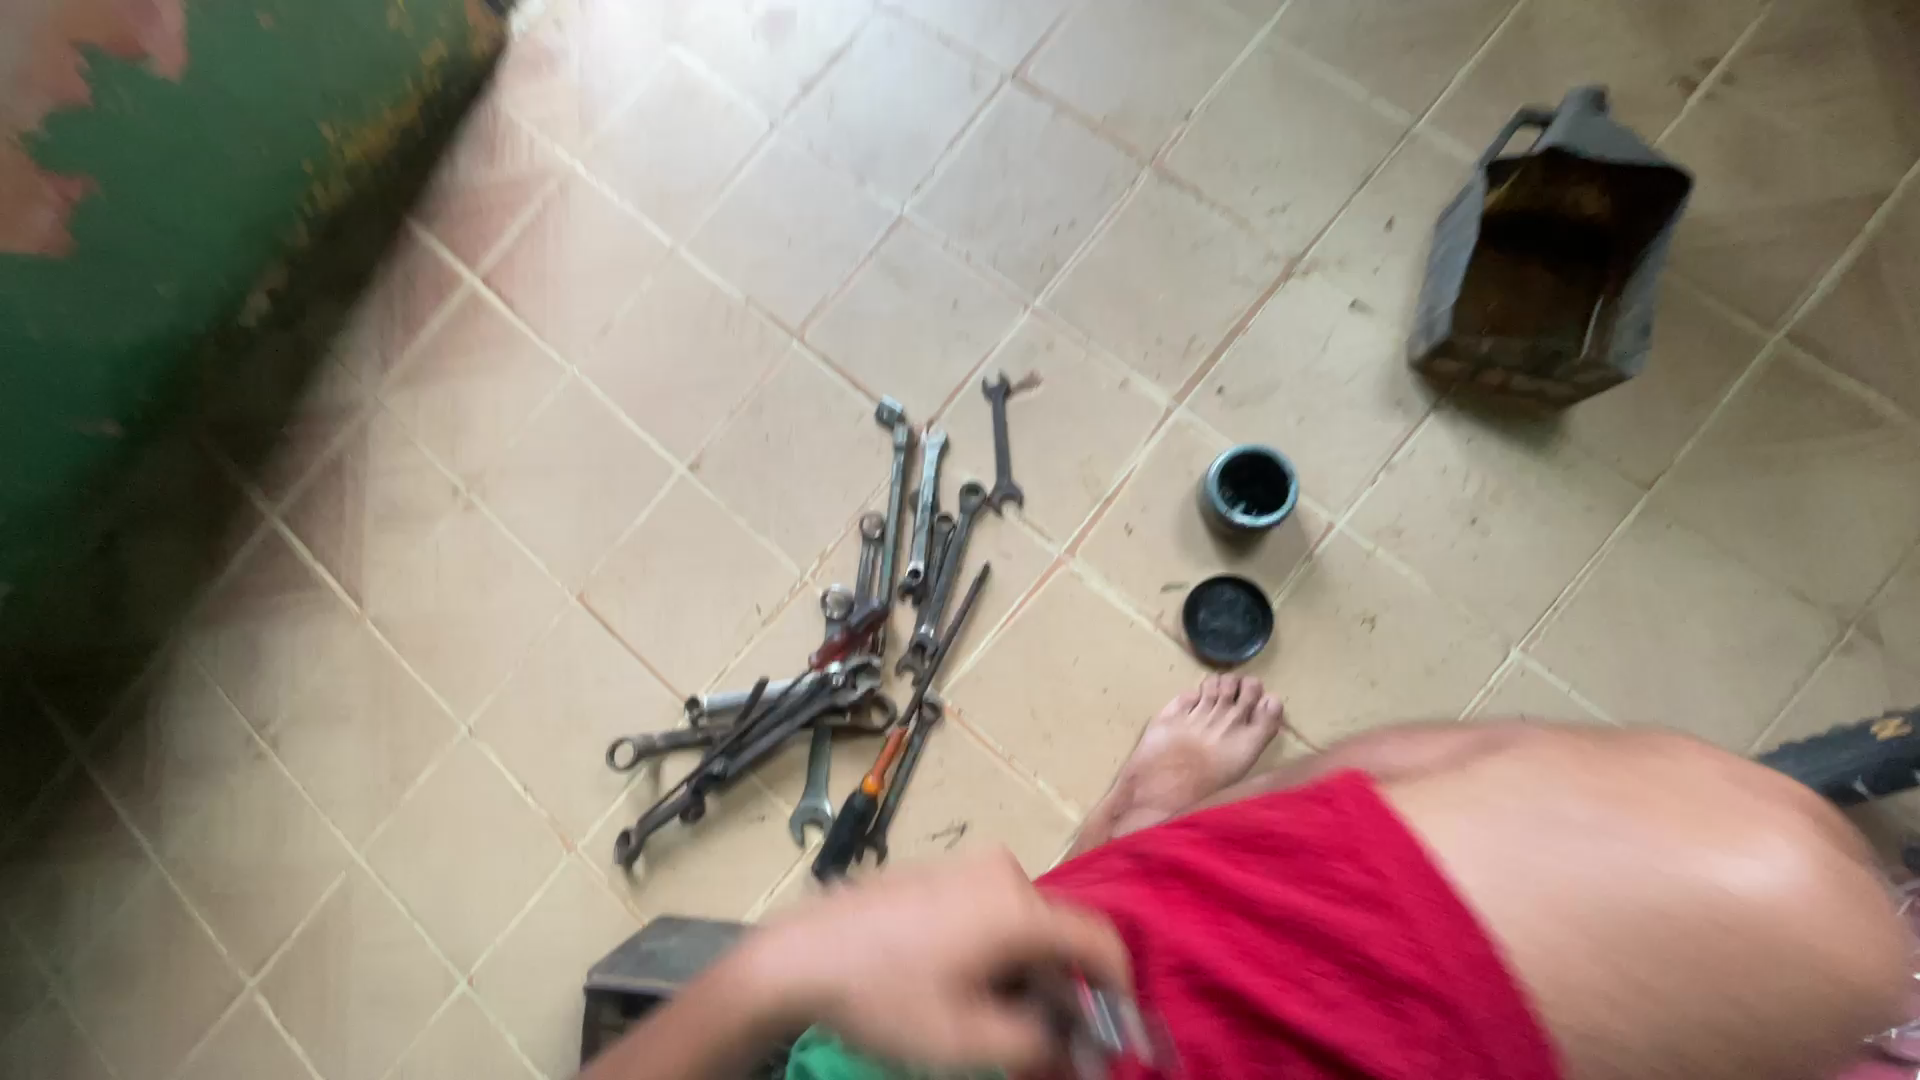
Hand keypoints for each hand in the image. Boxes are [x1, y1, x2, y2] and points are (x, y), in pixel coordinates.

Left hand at [747, 848, 1131, 1070]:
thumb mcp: (966, 1040)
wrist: (803, 952)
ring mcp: (970, 867)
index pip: (1099, 940)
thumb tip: (1085, 1050)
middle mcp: (1002, 872)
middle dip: (1067, 994)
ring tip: (1002, 1024)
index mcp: (1015, 905)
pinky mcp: (946, 873)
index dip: (1119, 992)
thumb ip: (1039, 1046)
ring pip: (1027, 926)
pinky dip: (1003, 953)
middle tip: (1055, 1048)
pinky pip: (997, 913)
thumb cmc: (887, 995)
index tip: (1120, 1037)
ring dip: (1031, 977)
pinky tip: (970, 988)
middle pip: (1060, 935)